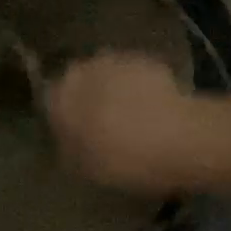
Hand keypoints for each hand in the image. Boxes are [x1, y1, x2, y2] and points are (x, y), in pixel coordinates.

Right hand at [45, 52, 193, 193]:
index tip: (73, 133)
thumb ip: (67, 150)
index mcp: (58, 96)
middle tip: (101, 125)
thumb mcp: (83, 169)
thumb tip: (64, 143)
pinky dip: (141, 89)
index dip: (61, 117)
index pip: (49, 101)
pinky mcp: (152, 61)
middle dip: (87, 98)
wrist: (181, 138)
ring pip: (107, 76)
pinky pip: (137, 76)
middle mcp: (81, 70)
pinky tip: (154, 112)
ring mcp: (118, 60)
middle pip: (78, 83)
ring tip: (130, 117)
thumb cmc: (121, 158)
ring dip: (114, 91)